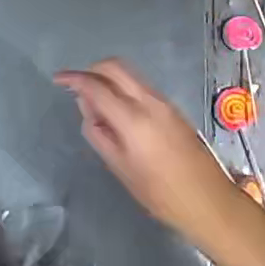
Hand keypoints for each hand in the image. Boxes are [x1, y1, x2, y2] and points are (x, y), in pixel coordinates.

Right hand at [54, 58, 244, 243]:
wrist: (207, 197)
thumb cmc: (160, 193)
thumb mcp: (121, 168)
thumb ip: (101, 135)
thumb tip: (88, 110)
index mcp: (134, 117)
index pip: (98, 86)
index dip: (75, 79)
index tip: (58, 79)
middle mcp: (150, 101)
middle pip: (116, 67)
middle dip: (93, 70)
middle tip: (75, 86)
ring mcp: (165, 102)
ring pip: (130, 76)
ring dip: (109, 79)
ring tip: (94, 107)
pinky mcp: (173, 108)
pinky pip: (142, 88)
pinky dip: (124, 89)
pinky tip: (116, 113)